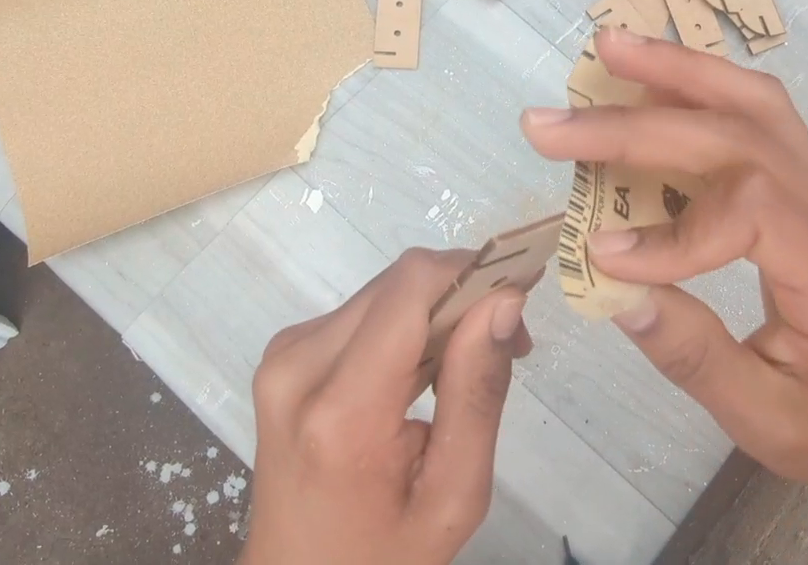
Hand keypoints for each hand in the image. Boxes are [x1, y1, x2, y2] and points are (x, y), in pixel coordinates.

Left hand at [240, 249, 533, 564]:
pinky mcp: (286, 353)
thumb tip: (505, 300)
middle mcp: (299, 363)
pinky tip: (425, 369)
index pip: (411, 287)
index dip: (471, 270)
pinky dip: (406, 326)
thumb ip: (477, 393)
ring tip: (469, 364)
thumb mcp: (453, 496)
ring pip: (384, 292)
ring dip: (437, 311)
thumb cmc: (384, 554)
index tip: (522, 290)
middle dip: (463, 296)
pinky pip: (363, 312)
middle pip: (399, 284)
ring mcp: (285, 355)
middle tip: (509, 344)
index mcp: (341, 408)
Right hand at [520, 27, 807, 493]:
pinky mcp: (804, 178)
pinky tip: (646, 79)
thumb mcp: (764, 419)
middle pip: (740, 134)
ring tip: (609, 50)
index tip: (604, 254)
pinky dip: (696, 86)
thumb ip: (694, 357)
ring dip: (677, 70)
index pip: (753, 210)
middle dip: (638, 124)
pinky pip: (754, 113)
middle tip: (552, 122)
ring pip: (755, 101)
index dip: (673, 225)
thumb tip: (617, 290)